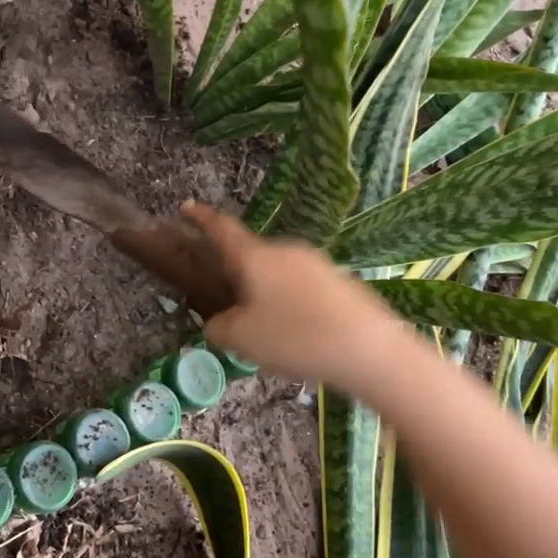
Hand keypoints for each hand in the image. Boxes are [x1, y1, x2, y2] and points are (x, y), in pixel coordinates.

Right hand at [182, 201, 408, 382]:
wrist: (371, 350)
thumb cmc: (295, 337)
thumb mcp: (241, 339)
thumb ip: (217, 327)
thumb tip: (217, 322)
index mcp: (255, 256)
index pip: (221, 228)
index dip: (201, 217)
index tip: (185, 207)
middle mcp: (285, 250)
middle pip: (250, 255)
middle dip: (235, 275)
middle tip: (226, 305)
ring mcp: (316, 263)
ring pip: (276, 274)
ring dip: (263, 293)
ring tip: (264, 331)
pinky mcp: (338, 282)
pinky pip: (300, 288)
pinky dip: (289, 304)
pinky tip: (296, 336)